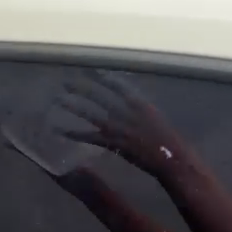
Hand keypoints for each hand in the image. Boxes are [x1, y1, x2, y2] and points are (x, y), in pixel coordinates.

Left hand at [54, 71, 188, 175]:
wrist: (173, 160)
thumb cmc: (168, 141)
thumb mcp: (155, 119)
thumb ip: (139, 110)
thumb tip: (126, 101)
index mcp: (141, 105)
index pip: (119, 86)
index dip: (103, 78)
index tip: (90, 70)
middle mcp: (127, 113)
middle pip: (100, 97)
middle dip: (82, 88)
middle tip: (65, 82)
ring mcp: (119, 128)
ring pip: (90, 114)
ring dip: (73, 106)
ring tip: (58, 100)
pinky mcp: (112, 142)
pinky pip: (88, 136)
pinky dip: (73, 133)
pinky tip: (59, 130)